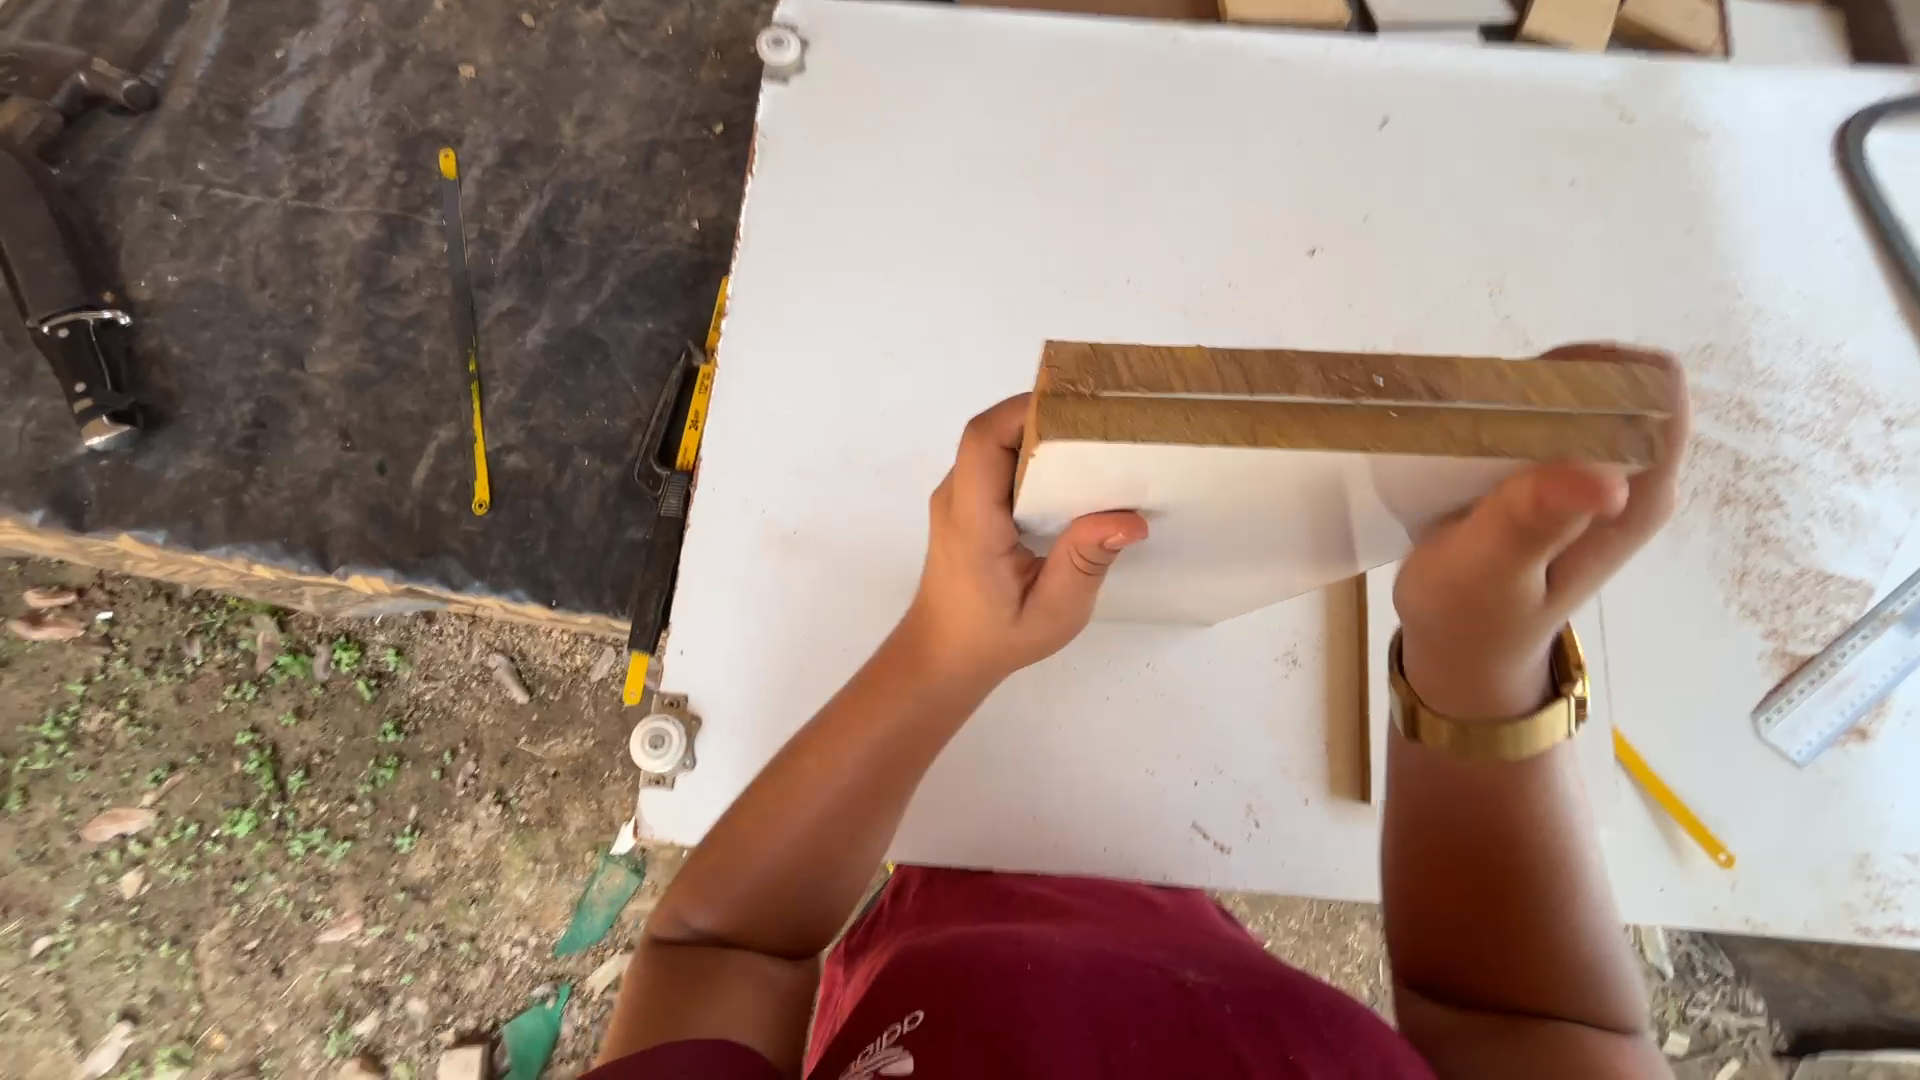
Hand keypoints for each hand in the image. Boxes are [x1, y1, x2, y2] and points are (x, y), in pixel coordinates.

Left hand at [901, 395, 1148, 685]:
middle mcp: (956, 499)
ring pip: (994, 445)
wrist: (944, 654)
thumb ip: (1084, 563)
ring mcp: (957, 499)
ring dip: (1040, 437)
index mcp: (972, 521)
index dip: (1026, 411)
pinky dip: (1032, 459)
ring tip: (1094, 446)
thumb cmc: (993, 638)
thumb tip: (1129, 519)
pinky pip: (996, 464)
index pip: (984, 440)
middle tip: (1102, 426)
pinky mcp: (966, 506)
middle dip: (1045, 418)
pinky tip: (1071, 477)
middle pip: (992, 433)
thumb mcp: (1052, 613)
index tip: (1080, 409)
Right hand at [1393, 345, 1690, 718]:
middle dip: (1543, 382)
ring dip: (1517, 400)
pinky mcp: (1559, 487)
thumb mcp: (1488, 574)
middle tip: (1470, 416)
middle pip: (1614, 385)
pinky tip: (1461, 445)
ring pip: (1576, 402)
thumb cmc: (1469, 617)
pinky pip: (1545, 428)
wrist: (1458, 650)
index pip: (1651, 390)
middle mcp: (1632, 478)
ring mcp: (1597, 482)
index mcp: (1636, 497)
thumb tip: (1603, 478)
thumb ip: (1533, 524)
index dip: (1589, 370)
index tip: (1509, 392)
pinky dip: (1505, 420)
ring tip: (1457, 430)